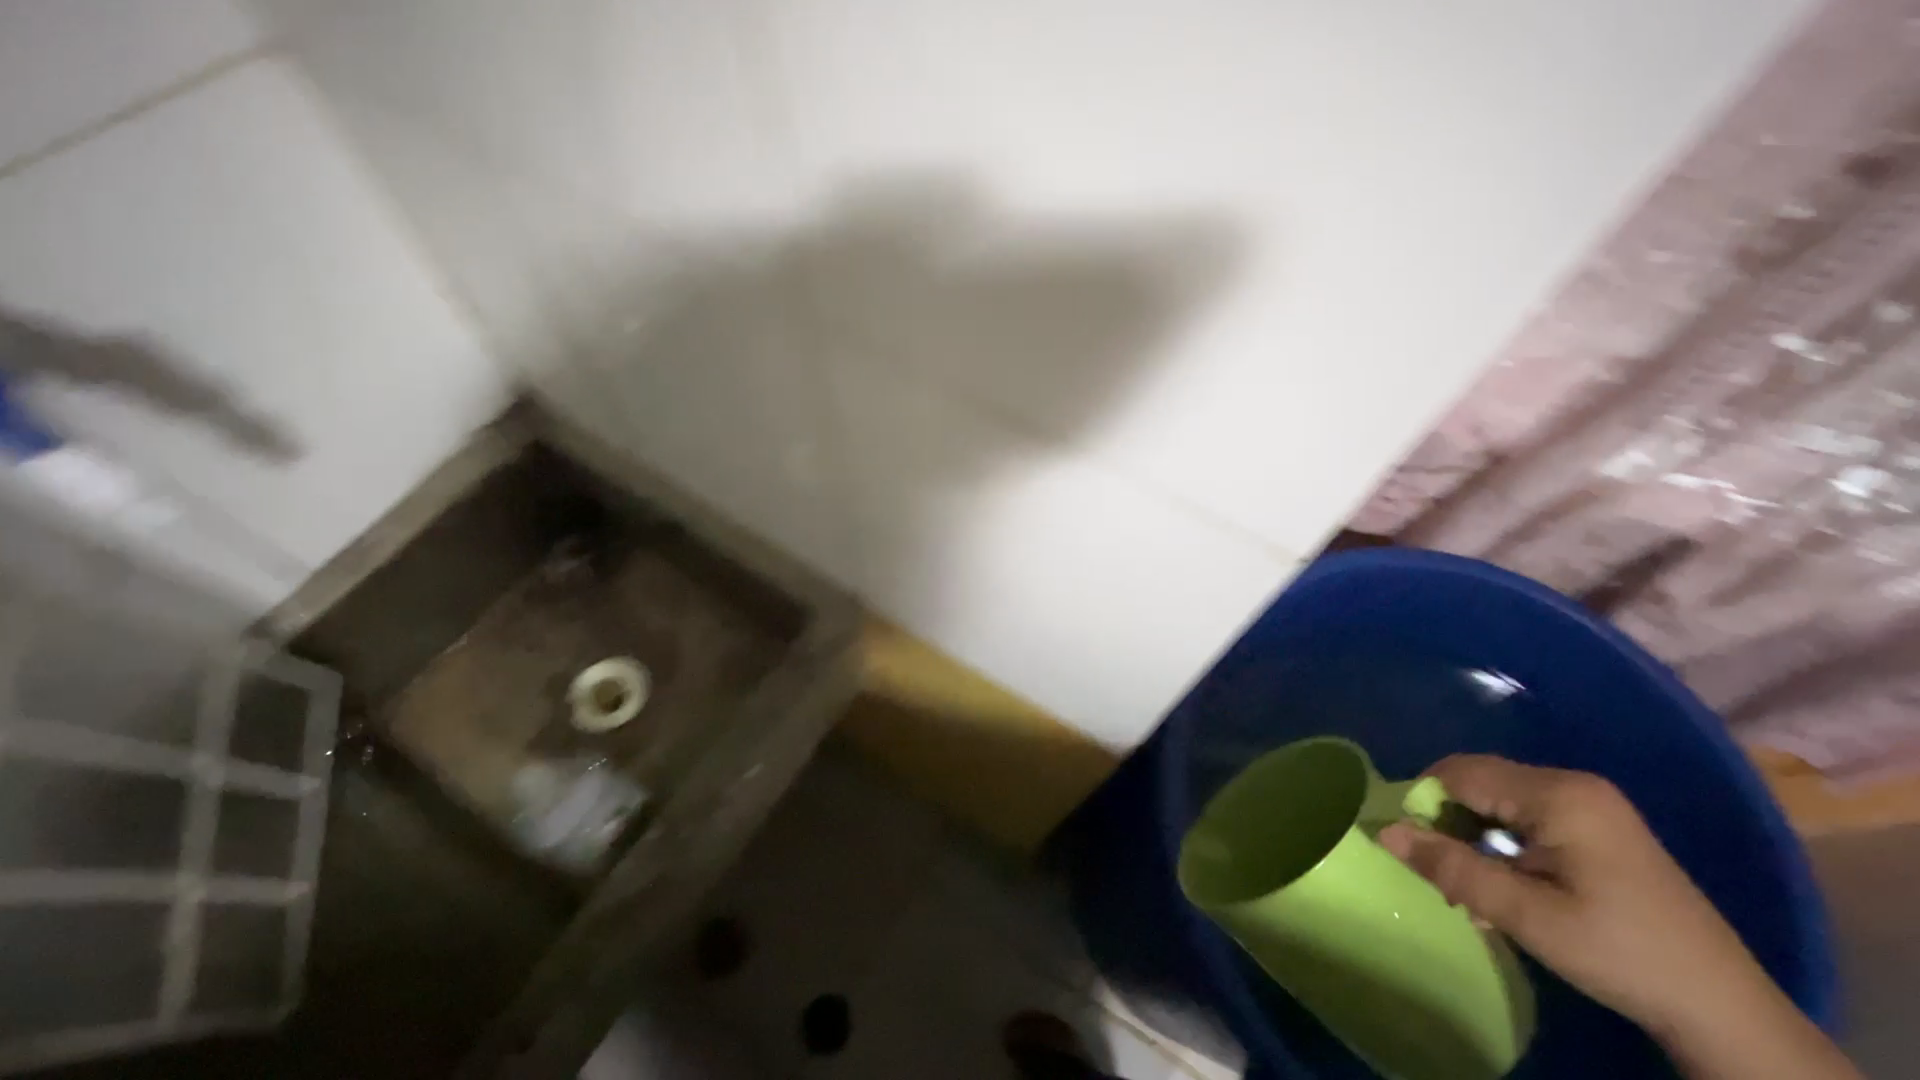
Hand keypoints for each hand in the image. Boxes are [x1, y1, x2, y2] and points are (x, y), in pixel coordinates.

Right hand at [1378, 755, 1857, 1079]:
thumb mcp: (1525, 914)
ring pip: (1503, 802)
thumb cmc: (1617, 951)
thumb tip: (1385, 831)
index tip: (1409, 846)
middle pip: (1483, 782)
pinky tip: (1507, 886)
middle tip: (1441, 874)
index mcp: (1558, 794)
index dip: (1424, 801)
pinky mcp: (1602, 830)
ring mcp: (1593, 806)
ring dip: (1475, 837)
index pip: (1462, 772)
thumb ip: (1452, 866)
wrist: (1720, 1003)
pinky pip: (1530, 818)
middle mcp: (1575, 785)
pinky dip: (1504, 844)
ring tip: (1472, 888)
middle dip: (1449, 821)